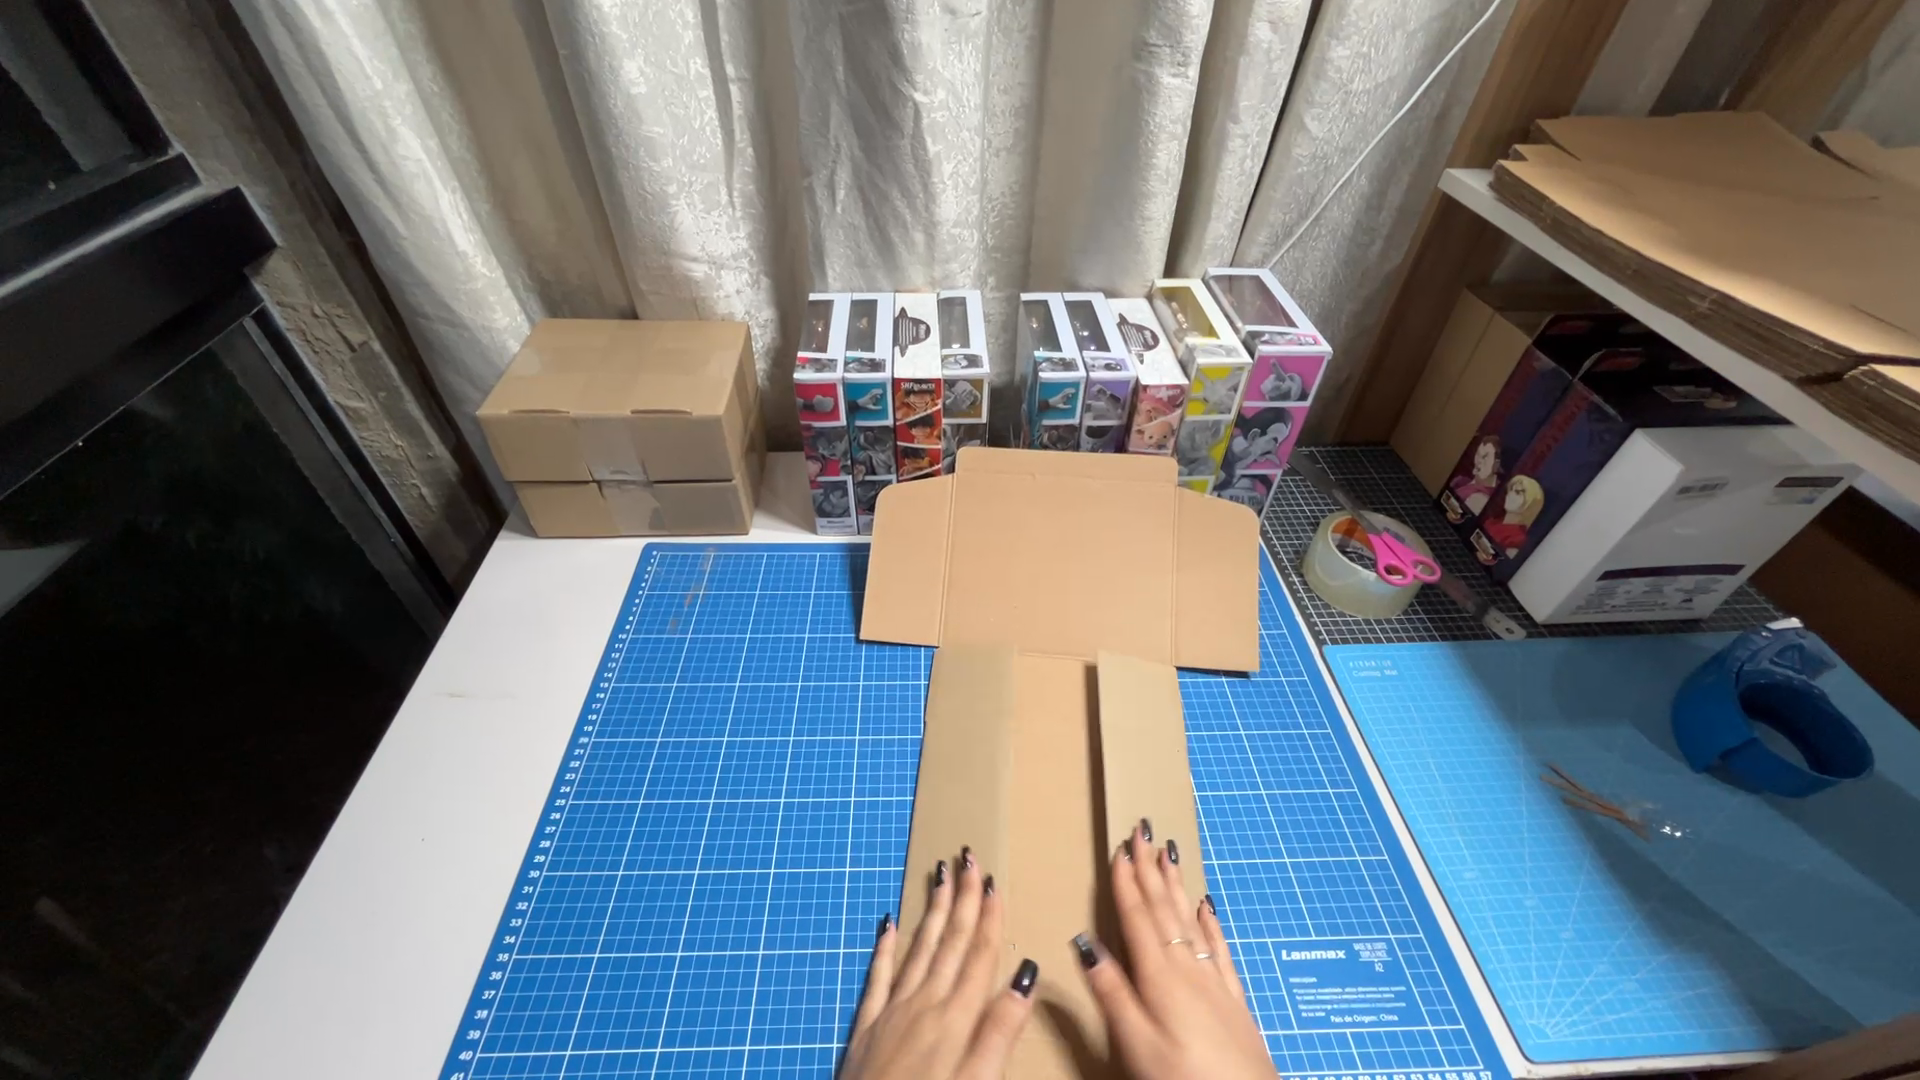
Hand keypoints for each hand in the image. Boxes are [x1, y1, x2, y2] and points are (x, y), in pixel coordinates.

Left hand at [843, 850, 1037, 1079]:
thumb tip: (1025, 973)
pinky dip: (885, 946)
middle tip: (968, 857)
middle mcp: (925, 1003)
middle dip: (962, 898)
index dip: (989, 917)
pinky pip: (878, 974)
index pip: (978, 955)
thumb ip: (1000, 1031)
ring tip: (940, 875)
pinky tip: (888, 921)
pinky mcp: (868, 1025)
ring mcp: (893, 1010)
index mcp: (955, 1018)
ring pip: (918, 947)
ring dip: (932, 910)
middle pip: (949, 940)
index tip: (994, 881)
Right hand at [1075, 823, 1272, 1079]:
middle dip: (1150, 868)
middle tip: (1144, 830)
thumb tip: (1083, 940)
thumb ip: (1110, 990)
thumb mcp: (1134, 1041)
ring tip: (1168, 852)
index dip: (1126, 882)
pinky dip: (1210, 922)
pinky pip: (1219, 947)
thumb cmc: (1182, 1077)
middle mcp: (1186, 967)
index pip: (1137, 917)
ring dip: (1176, 885)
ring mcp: (1213, 980)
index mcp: (1158, 974)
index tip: (1120, 847)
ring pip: (1189, 919)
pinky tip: (1207, 904)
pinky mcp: (1233, 999)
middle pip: (1164, 908)